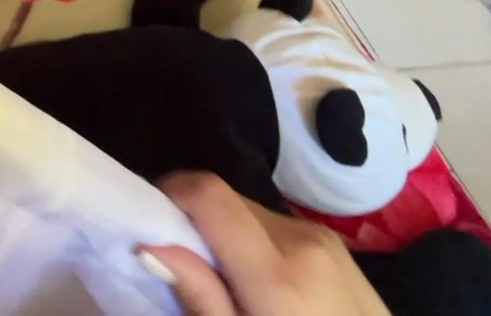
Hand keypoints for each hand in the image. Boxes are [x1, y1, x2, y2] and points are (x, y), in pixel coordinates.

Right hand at [141, 173, 387, 315]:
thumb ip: (203, 300)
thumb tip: (150, 241)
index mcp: (279, 272)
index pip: (206, 191)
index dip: (168, 196)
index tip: (150, 229)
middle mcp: (302, 239)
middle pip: (224, 201)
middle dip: (194, 227)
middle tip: (186, 275)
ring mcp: (327, 241)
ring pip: (248, 213)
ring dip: (225, 238)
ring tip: (231, 292)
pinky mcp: (340, 250)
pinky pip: (277, 230)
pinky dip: (255, 248)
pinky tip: (268, 296)